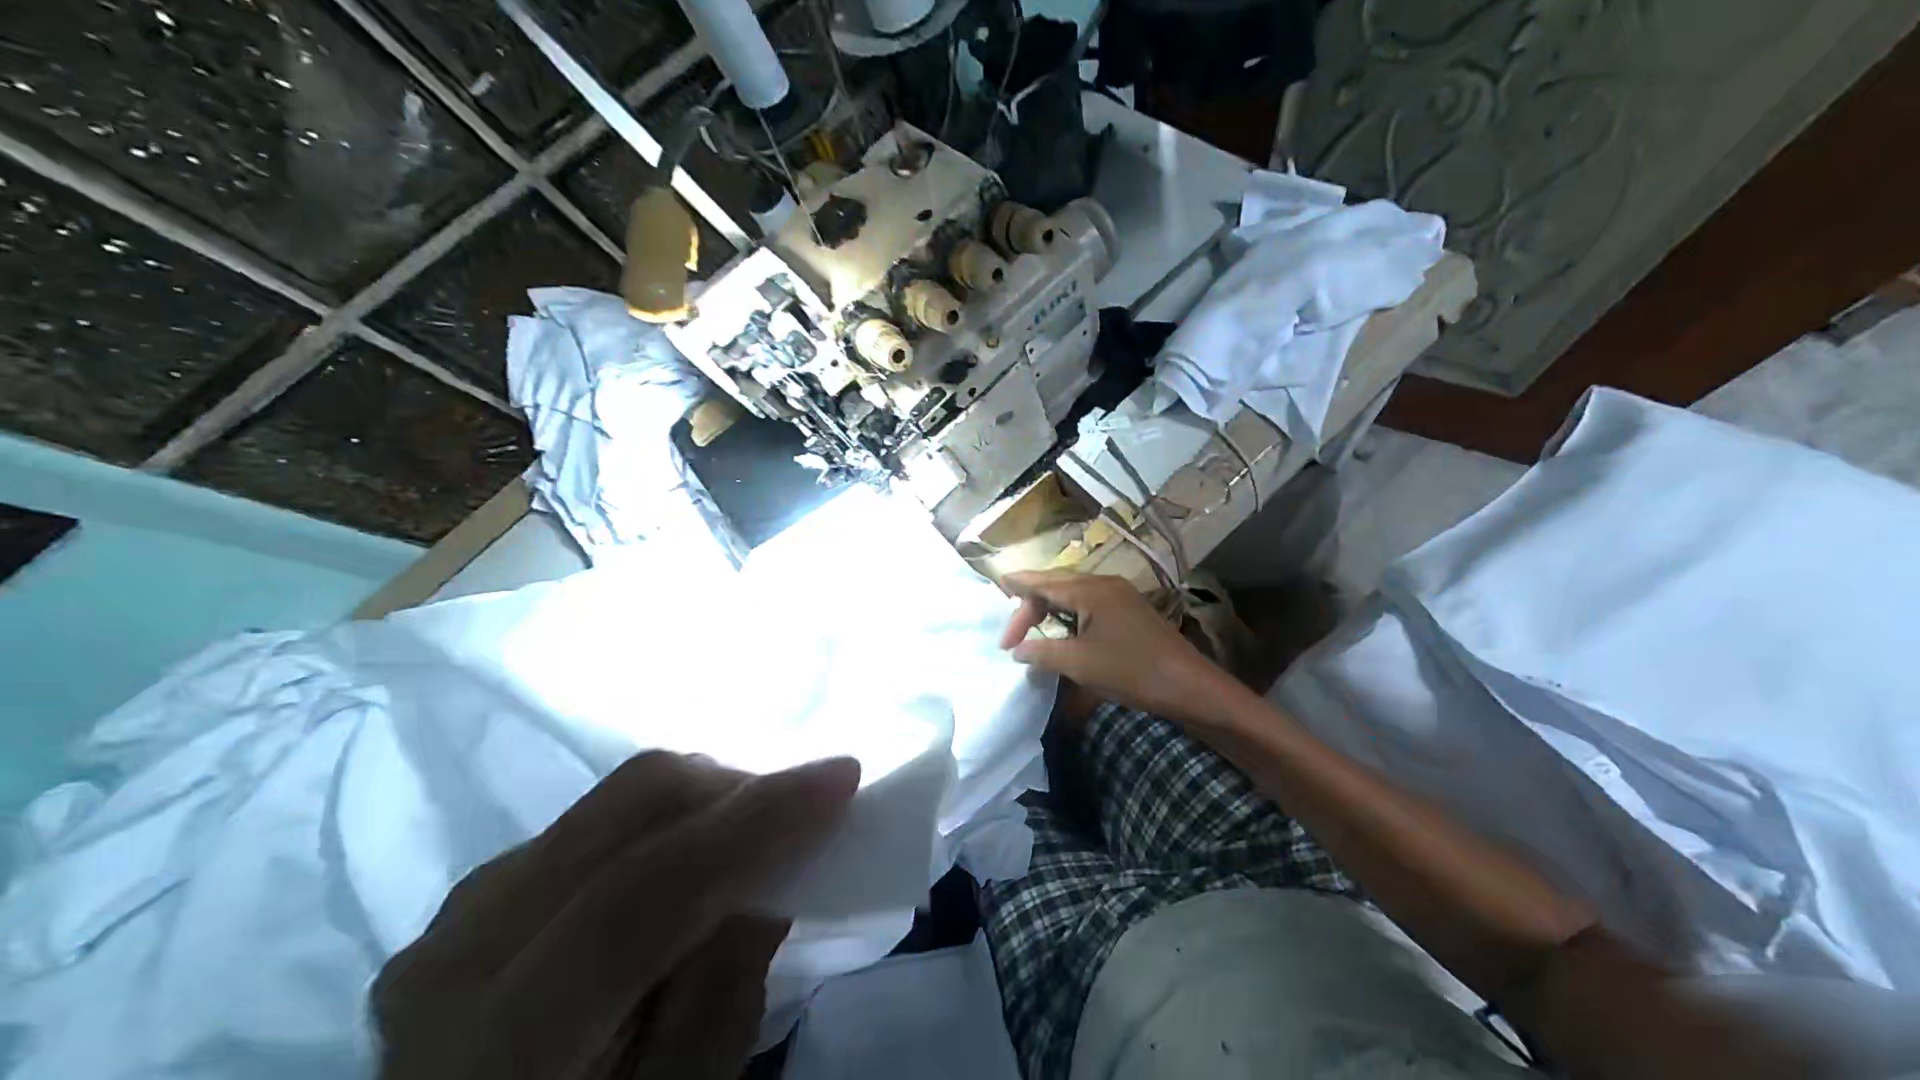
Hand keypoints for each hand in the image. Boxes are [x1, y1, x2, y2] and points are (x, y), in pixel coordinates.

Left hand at [372, 752, 859, 1079]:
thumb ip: (725, 994)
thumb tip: (775, 870)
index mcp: (503, 1044)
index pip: (643, 894)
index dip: (752, 823)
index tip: (843, 778)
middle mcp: (460, 952)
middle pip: (624, 808)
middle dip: (735, 790)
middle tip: (803, 811)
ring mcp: (456, 913)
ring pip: (609, 801)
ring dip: (701, 802)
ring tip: (749, 841)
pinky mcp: (473, 895)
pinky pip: (589, 823)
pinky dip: (659, 823)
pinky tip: (686, 864)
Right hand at [999, 570, 1240, 722]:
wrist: (1190, 685)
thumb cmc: (1131, 671)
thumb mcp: (1079, 664)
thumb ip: (1043, 652)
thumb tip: (1018, 650)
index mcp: (1090, 590)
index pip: (1042, 585)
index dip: (1017, 594)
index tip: (998, 607)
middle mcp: (1104, 584)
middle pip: (1057, 584)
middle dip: (1030, 603)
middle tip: (1011, 632)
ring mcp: (1121, 596)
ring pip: (1073, 593)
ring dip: (1049, 608)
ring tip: (1031, 627)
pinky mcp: (1130, 612)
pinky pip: (1089, 603)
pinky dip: (1068, 614)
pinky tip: (1064, 631)